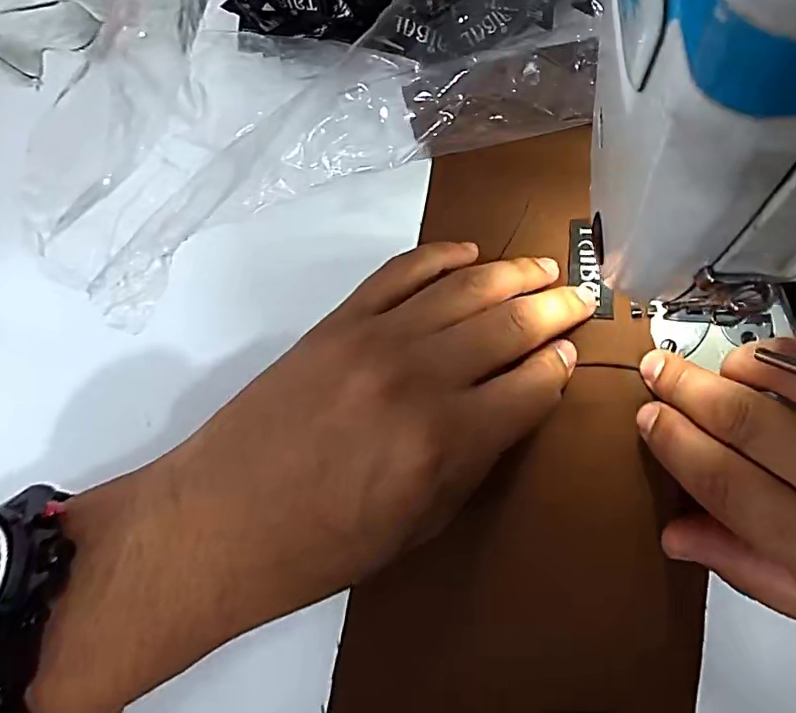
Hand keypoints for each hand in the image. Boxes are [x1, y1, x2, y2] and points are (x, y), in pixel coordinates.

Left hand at [31, 242, 594, 712]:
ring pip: (467, 285)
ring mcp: (376, 337)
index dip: (560, 366)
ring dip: (516, 271)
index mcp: (443, 440)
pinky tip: (471, 252)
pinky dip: (443, 254)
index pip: (531, 383)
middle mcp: (418, 376)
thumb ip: (482, 453)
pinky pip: (403, 270)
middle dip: (558, 307)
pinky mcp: (340, 318)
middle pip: (511, 323)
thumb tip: (526, 395)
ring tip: (546, 266)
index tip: (571, 354)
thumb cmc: (325, 544)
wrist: (213, 524)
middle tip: (582, 296)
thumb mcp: (422, 521)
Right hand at [632, 340, 795, 704]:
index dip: (678, 445)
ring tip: (703, 365)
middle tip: (653, 366)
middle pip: (750, 425)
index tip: (646, 417)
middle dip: (688, 389)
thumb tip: (678, 535)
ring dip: (734, 366)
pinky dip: (789, 357)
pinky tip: (766, 360)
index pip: (731, 488)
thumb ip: (756, 570)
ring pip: (790, 384)